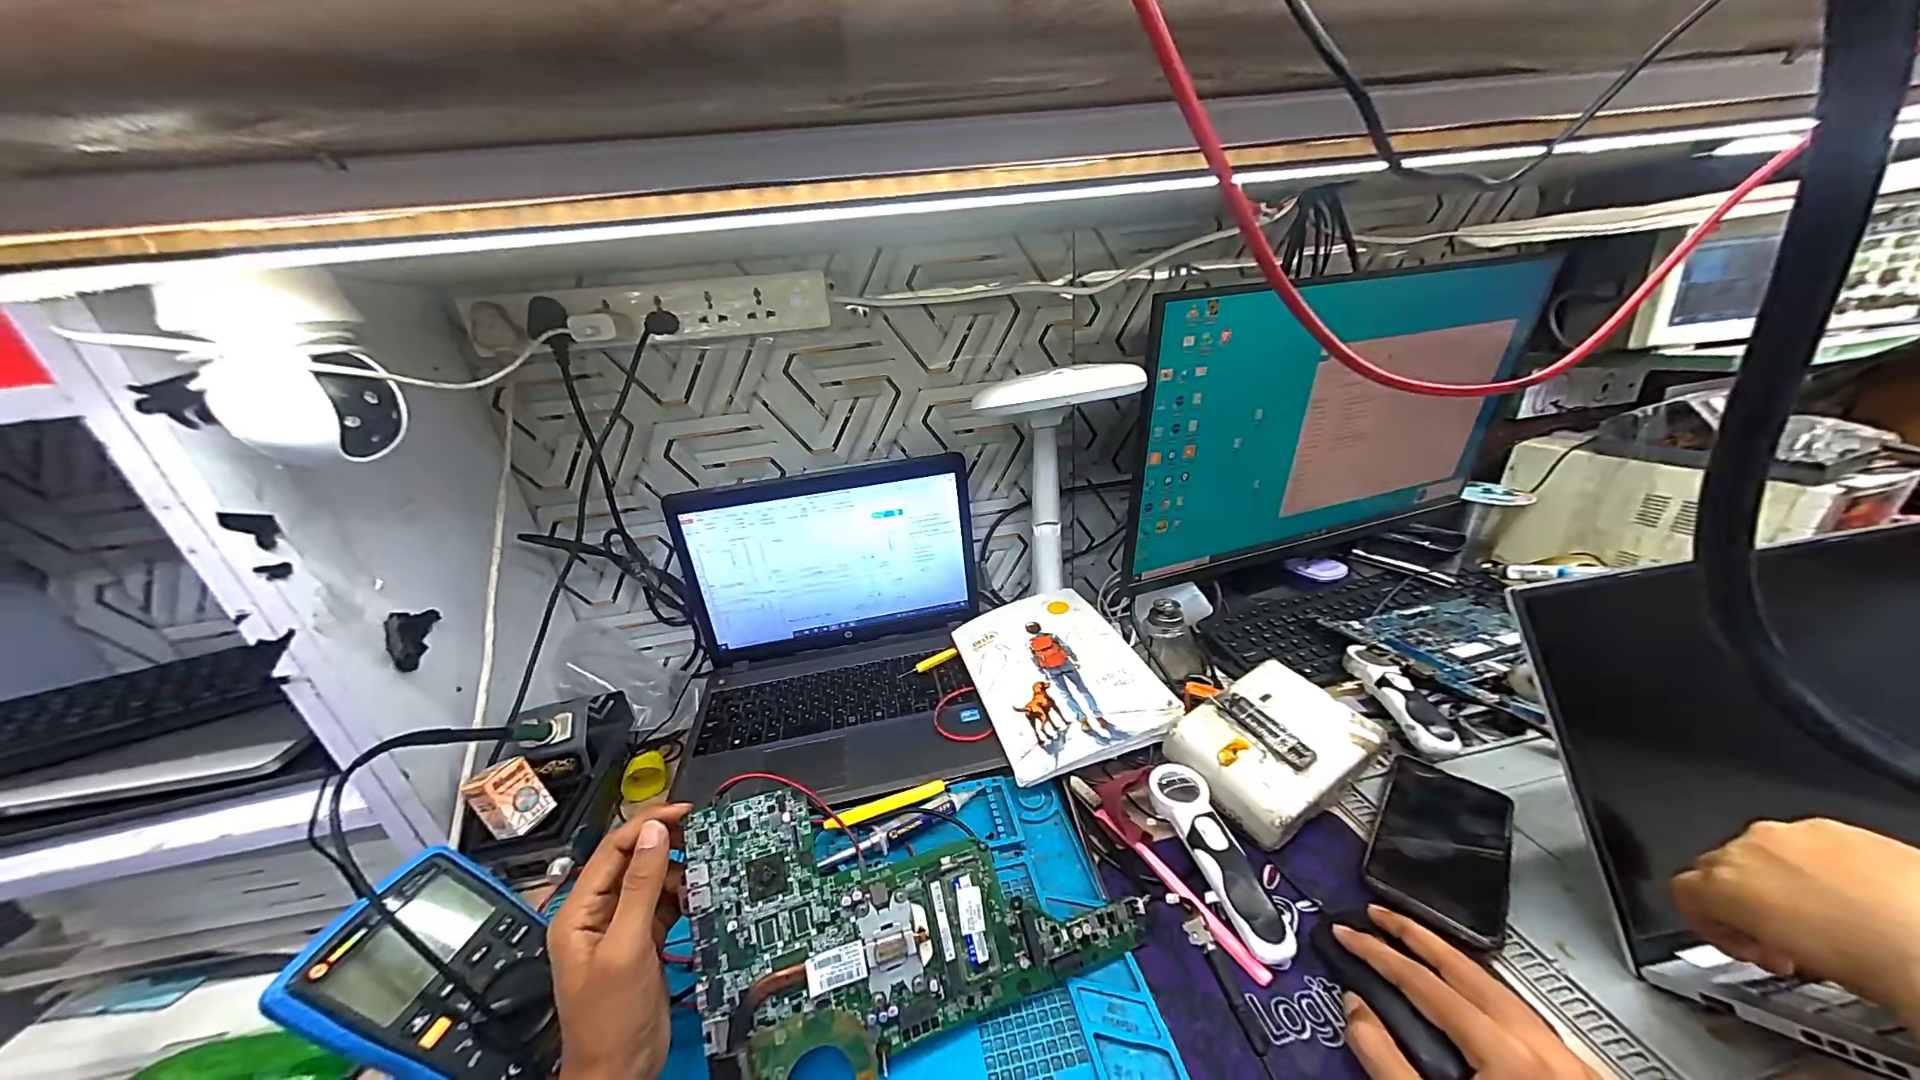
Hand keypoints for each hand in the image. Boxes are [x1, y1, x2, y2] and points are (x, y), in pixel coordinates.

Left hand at [550, 803, 691, 1079]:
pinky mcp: (645, 937)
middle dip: (666, 842)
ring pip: (654, 877)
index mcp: (579, 911)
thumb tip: (653, 834)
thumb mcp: (625, 946)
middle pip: (634, 859)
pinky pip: (666, 899)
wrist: (621, 1069)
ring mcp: (623, 924)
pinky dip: (684, 891)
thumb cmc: (607, 1020)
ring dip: (679, 868)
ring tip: (703, 863)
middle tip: (700, 829)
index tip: (682, 812)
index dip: (647, 825)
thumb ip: (640, 886)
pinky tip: (699, 891)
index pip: (613, 849)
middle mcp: (599, 912)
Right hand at [1334, 905, 1595, 1079]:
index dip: (1377, 952)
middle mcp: (1544, 1047)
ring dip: (1450, 959)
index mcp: (1506, 1053)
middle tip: (1377, 913)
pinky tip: (1470, 994)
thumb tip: (1356, 1007)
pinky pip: (1524, 1015)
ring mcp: (1572, 1063)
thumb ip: (1387, 1061)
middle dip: (1416, 934)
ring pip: (1501, 987)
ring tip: (1415, 942)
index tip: (1346, 933)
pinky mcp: (1583, 1079)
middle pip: (1467, 968)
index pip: (1424, 982)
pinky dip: (1484, 990)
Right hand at [1672, 818, 1919, 1025]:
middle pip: (1718, 866)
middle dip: (1747, 903)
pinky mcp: (1838, 827)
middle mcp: (1747, 850)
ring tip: (1835, 927)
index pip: (1683, 890)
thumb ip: (1752, 942)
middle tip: (1792, 946)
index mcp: (1725, 885)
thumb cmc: (1894, 967)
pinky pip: (1809, 844)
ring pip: (1762, 852)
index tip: (1745, 948)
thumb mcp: (1801, 971)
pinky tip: (1863, 904)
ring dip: (1785, 885)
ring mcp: (1793, 836)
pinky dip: (1827, 870)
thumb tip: (1754, 951)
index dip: (1711, 925)